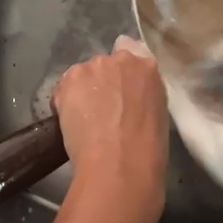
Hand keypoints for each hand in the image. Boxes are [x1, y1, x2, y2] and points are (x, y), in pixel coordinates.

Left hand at [52, 38, 168, 222]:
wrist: (120, 167)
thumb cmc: (147, 152)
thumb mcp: (157, 115)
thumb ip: (143, 96)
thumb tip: (130, 100)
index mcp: (149, 67)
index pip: (133, 55)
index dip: (124, 77)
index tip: (121, 94)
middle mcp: (121, 59)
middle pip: (106, 65)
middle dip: (103, 83)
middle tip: (104, 111)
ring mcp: (94, 67)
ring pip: (84, 75)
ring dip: (84, 92)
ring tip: (86, 121)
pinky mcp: (71, 80)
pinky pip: (65, 88)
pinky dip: (65, 103)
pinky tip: (72, 125)